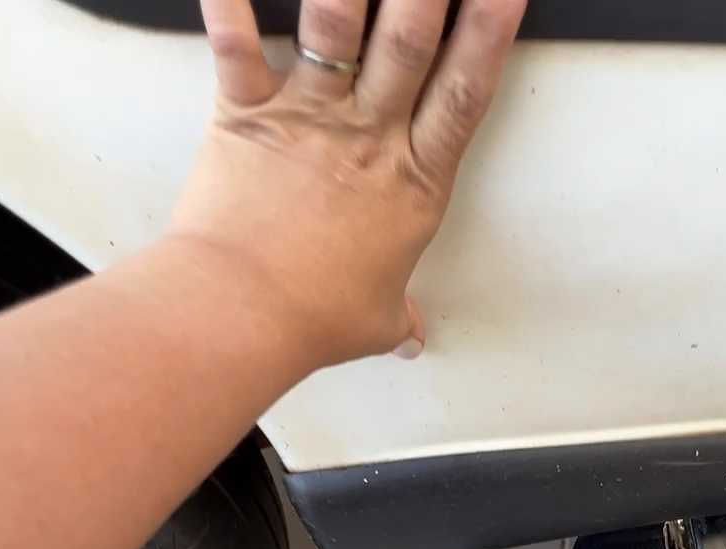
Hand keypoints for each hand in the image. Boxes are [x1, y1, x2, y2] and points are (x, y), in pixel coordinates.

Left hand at [168, 0, 524, 366]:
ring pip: (336, 22)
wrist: (247, 312)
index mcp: (416, 187)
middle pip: (411, 41)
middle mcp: (370, 139)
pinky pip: (235, 38)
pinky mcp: (246, 113)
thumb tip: (412, 339)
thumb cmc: (318, 317)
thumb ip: (401, 319)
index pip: (465, 98)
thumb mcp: (378, 321)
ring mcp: (308, 119)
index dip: (491, 38)